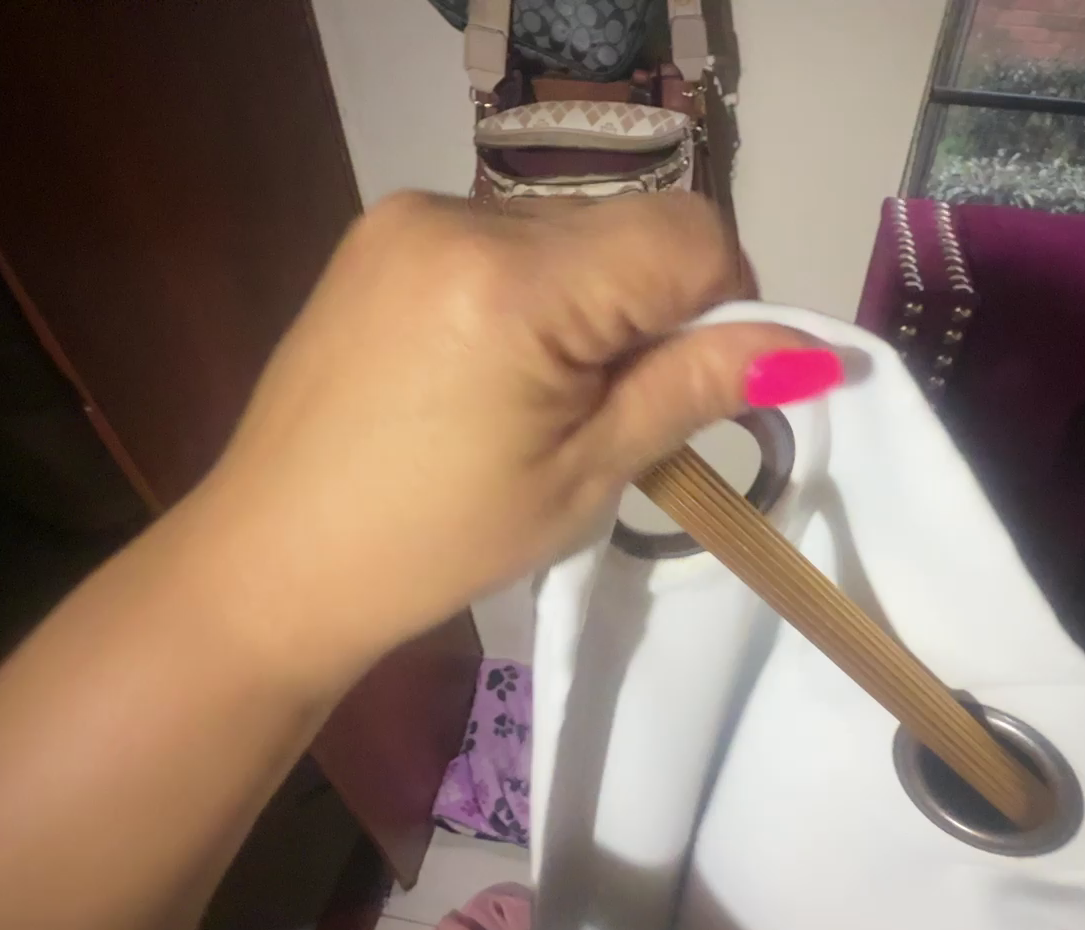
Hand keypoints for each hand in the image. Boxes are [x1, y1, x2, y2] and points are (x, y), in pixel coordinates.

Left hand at [176, 192, 817, 691]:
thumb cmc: (441, 543)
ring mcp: (409, 215)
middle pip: (629, 226)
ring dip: (595, 301)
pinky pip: (507, 239)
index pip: (689, 234)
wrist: (277, 560)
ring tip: (541, 395)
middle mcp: (459, 213)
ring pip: (571, 231)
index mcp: (516, 283)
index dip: (728, 304)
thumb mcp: (586, 476)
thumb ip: (694, 390)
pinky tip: (493, 368)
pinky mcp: (382, 234)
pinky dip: (537, 293)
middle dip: (654, 310)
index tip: (697, 382)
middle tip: (611, 407)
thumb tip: (807, 351)